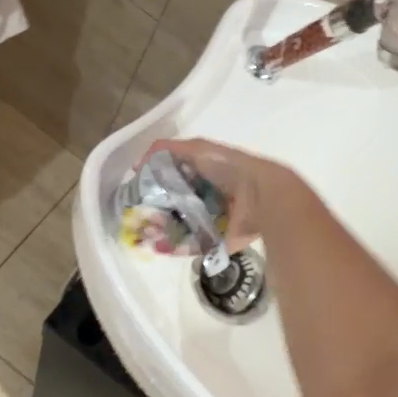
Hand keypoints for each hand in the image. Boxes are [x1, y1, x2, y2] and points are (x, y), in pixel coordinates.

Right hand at [144, 138, 299, 249]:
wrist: (260, 194)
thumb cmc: (228, 167)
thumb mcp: (196, 149)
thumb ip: (165, 150)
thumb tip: (137, 166)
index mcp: (204, 174)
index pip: (173, 181)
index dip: (155, 187)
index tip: (138, 195)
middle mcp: (208, 197)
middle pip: (176, 206)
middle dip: (157, 213)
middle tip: (140, 219)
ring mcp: (214, 220)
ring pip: (182, 227)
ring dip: (163, 231)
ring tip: (148, 235)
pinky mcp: (218, 240)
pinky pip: (194, 245)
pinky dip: (177, 247)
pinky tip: (161, 247)